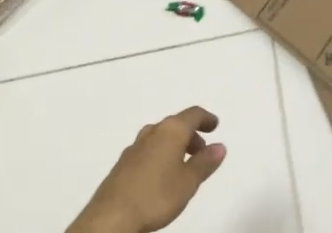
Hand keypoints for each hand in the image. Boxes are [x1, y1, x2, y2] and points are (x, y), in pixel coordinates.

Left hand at [68, 106, 226, 232]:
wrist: (111, 218)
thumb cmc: (156, 196)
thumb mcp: (188, 182)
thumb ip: (205, 163)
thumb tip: (220, 146)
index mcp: (170, 131)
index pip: (192, 115)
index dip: (206, 118)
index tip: (215, 126)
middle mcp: (152, 132)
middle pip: (175, 125)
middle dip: (190, 135)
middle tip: (201, 151)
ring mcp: (134, 147)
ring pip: (159, 137)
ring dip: (174, 146)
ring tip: (182, 164)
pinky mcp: (121, 165)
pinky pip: (147, 150)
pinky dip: (159, 155)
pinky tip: (160, 175)